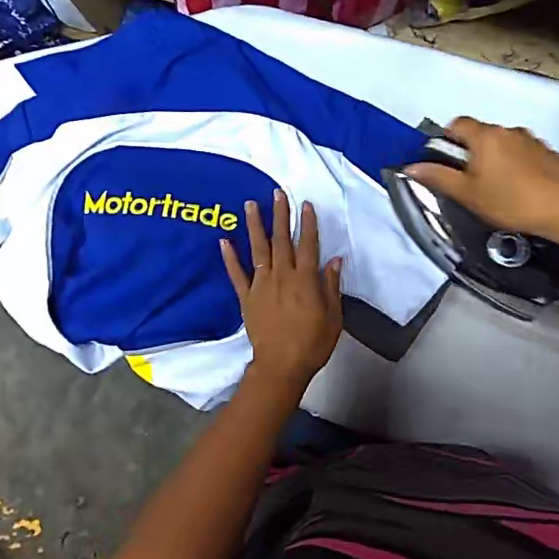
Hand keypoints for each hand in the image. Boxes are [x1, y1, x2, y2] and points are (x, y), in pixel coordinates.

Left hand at [221, 191, 343, 390]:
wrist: (281, 365)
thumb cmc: (312, 343)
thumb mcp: (333, 317)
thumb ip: (331, 286)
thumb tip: (335, 261)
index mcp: (305, 280)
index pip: (308, 245)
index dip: (307, 224)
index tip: (305, 205)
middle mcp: (281, 276)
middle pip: (281, 240)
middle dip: (280, 215)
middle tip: (277, 193)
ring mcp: (261, 285)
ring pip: (258, 249)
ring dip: (255, 226)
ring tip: (250, 205)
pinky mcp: (246, 298)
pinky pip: (236, 274)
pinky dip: (229, 257)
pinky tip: (223, 240)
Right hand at [405, 117, 558, 245]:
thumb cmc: (515, 200)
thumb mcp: (467, 194)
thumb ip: (438, 177)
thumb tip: (413, 168)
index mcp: (485, 136)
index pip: (456, 124)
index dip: (446, 140)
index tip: (443, 160)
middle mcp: (508, 132)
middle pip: (480, 134)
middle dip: (470, 154)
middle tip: (466, 182)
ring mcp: (532, 142)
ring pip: (502, 145)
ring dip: (494, 161)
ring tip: (494, 191)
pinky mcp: (549, 156)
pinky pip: (523, 156)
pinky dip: (516, 168)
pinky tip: (518, 192)